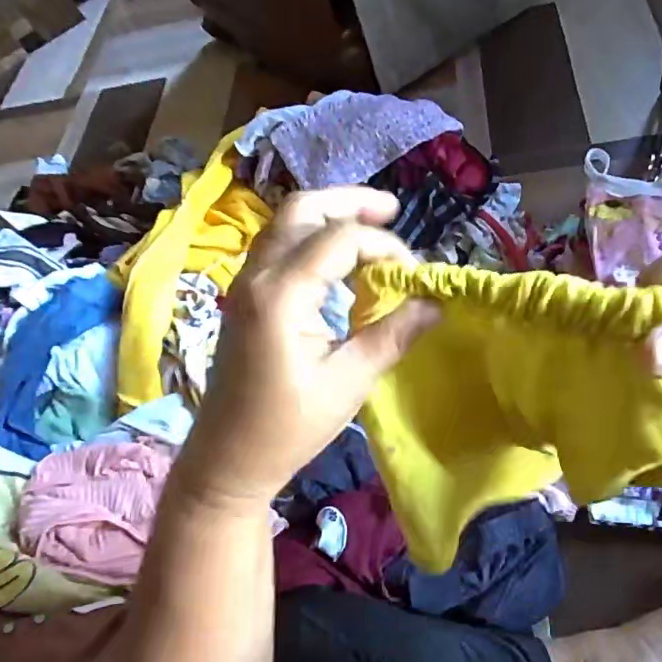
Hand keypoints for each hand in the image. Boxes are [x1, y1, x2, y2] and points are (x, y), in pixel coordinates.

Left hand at [172, 187, 440, 505]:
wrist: (227, 458)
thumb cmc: (288, 427)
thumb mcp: (349, 382)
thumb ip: (392, 335)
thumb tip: (435, 303)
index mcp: (281, 294)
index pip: (341, 239)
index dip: (385, 246)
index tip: (414, 276)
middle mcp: (257, 275)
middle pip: (303, 210)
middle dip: (350, 202)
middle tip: (393, 210)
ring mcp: (245, 283)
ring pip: (286, 223)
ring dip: (330, 215)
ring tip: (372, 223)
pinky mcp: (245, 296)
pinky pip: (278, 246)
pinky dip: (312, 237)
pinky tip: (340, 258)